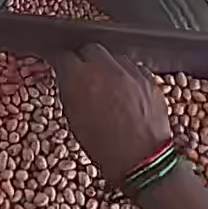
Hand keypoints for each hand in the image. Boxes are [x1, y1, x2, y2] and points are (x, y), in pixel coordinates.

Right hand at [48, 44, 171, 183]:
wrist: (142, 160)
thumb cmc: (103, 146)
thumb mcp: (74, 118)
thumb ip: (69, 91)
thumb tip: (67, 78)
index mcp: (78, 79)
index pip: (62, 55)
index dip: (59, 60)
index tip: (59, 65)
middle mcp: (104, 69)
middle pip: (89, 48)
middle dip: (83, 57)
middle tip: (82, 71)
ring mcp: (129, 72)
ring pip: (113, 55)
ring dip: (106, 64)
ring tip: (105, 81)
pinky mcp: (148, 79)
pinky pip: (133, 66)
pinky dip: (125, 73)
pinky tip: (123, 88)